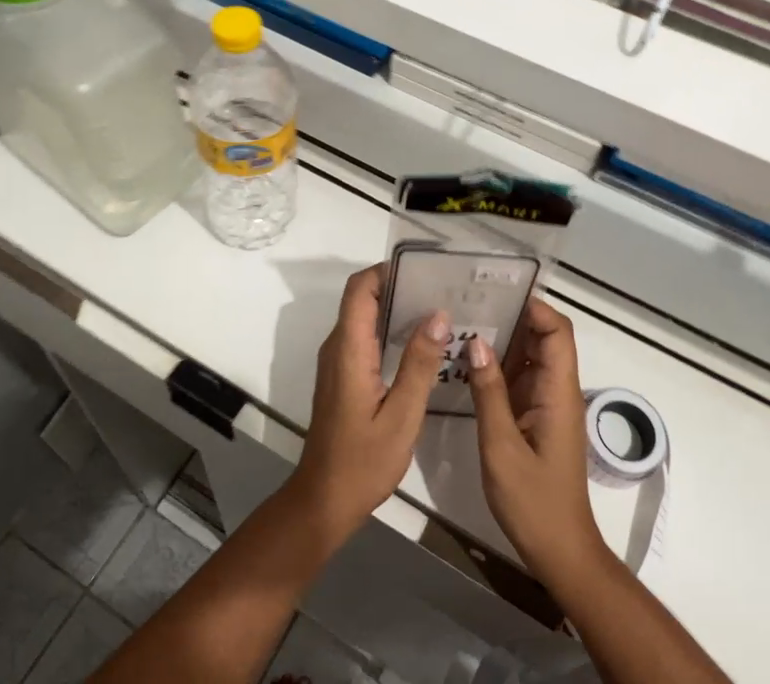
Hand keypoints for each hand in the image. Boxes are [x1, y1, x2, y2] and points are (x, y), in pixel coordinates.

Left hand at [289, 264, 450, 539]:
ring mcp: (337, 364)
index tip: (425, 270)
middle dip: (400, 287)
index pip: (360, 290)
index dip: (387, 271)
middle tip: (445, 290)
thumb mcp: (401, 414)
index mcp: (348, 351)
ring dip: (398, 310)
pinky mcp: (343, 378)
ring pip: (364, 320)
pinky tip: (424, 346)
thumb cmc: (363, 461)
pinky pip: (365, 340)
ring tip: (443, 312)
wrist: (325, 499)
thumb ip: (418, 363)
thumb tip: (437, 314)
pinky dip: (391, 333)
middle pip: (363, 300)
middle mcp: (337, 349)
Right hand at [466, 298, 602, 583]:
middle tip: (467, 302)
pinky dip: (497, 368)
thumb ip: (489, 392)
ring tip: (460, 323)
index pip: (556, 332)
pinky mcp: (535, 421)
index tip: (495, 291)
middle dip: (512, 316)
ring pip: (529, 359)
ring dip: (501, 341)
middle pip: (543, 339)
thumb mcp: (501, 446)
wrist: (559, 549)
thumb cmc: (534, 501)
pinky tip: (465, 364)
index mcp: (559, 392)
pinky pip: (519, 382)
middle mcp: (557, 392)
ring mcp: (547, 406)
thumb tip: (476, 342)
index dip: (533, 306)